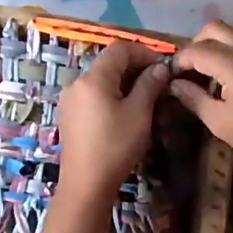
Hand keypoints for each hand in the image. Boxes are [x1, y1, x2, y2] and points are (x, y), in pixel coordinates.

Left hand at [57, 41, 168, 196]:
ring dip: (125, 83)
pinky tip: (125, 113)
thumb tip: (160, 68)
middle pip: (109, 63)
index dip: (144, 52)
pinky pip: (93, 96)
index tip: (163, 68)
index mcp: (93, 78)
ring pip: (101, 80)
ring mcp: (70, 101)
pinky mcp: (70, 116)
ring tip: (145, 99)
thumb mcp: (139, 113)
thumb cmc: (116, 145)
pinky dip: (112, 95)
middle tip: (158, 84)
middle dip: (135, 68)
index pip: (120, 49)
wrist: (86, 184)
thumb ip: (149, 84)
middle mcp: (77, 83)